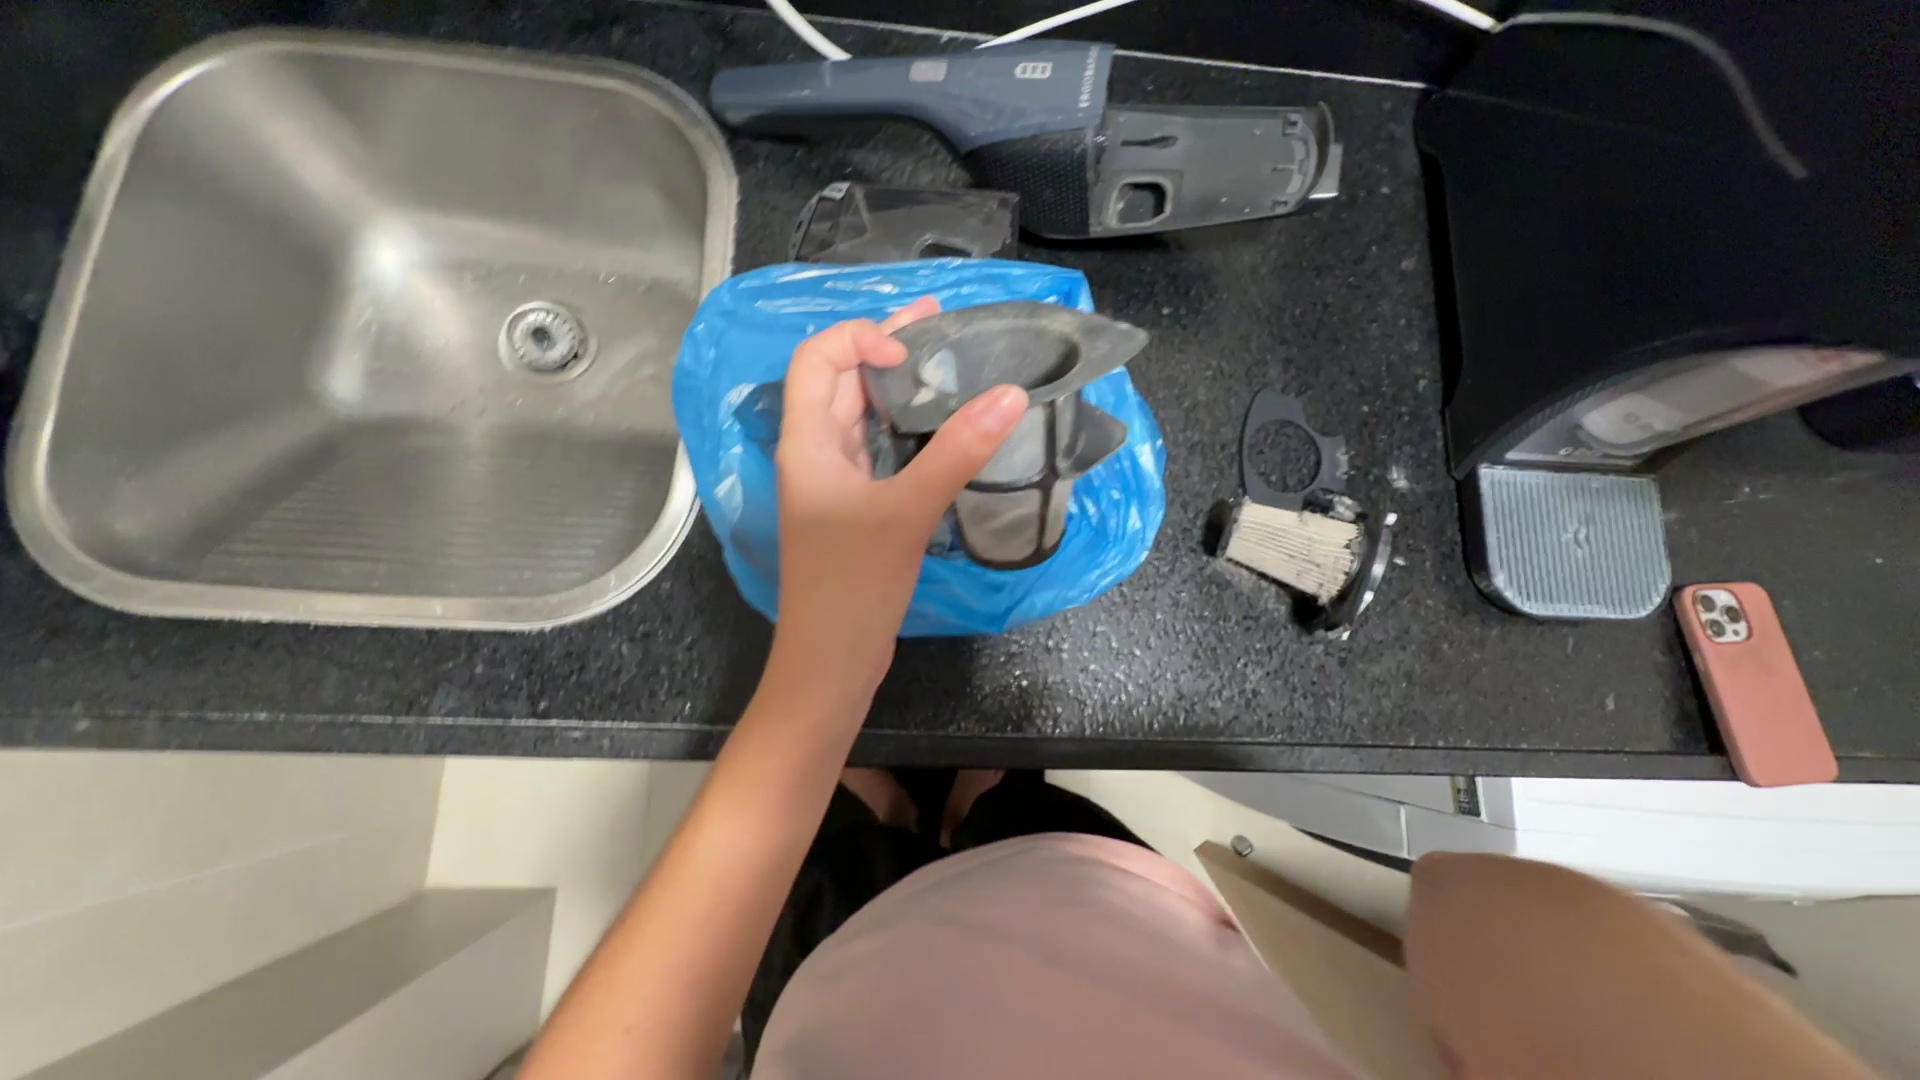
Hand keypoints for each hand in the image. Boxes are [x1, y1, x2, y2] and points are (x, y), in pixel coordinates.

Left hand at [771, 297, 1026, 696]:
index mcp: (806, 443)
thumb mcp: (905, 512)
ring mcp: (837, 484)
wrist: (831, 663)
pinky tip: (949, 430)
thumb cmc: (853, 586)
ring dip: (901, 390)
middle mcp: (816, 455)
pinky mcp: (858, 510)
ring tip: (953, 366)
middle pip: (842, 381)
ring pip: (865, 418)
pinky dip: (911, 432)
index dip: (858, 339)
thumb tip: (1011, 395)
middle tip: (943, 325)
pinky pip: (882, 453)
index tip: (910, 355)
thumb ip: (956, 453)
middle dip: (887, 347)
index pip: (816, 359)